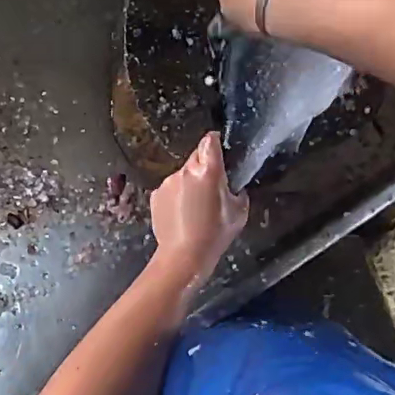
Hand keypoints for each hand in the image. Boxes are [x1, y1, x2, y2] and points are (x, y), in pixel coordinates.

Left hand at [150, 132, 249, 279]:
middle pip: (195, 157)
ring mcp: (167, 182)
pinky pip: (170, 187)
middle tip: (212, 184)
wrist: (183, 255)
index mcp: (208, 172)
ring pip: (182, 174)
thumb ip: (236, 191)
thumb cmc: (215, 235)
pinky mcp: (156, 194)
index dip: (214, 140)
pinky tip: (182, 212)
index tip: (217, 141)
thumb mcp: (239, 212)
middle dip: (203, 165)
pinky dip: (176, 194)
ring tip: (196, 206)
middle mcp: (185, 172)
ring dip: (189, 182)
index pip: (209, 142)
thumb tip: (231, 186)